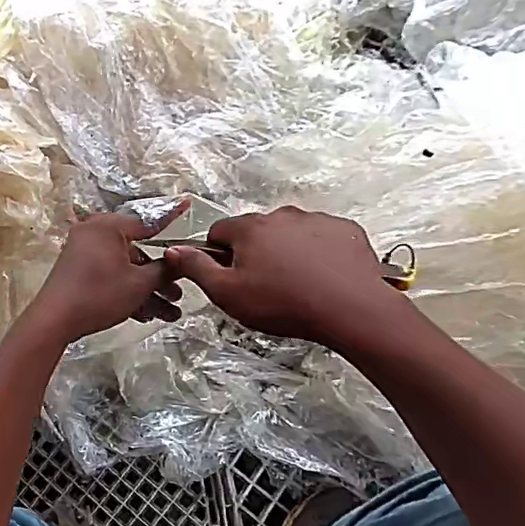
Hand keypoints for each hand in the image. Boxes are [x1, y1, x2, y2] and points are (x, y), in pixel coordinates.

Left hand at [22, 210, 184, 342]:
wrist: (54, 320)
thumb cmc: (99, 295)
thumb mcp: (139, 283)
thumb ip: (164, 269)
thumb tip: (180, 260)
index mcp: (109, 227)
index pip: (149, 221)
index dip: (172, 217)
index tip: (187, 203)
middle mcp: (95, 233)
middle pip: (138, 252)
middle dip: (161, 277)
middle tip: (180, 292)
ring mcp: (84, 253)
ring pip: (126, 269)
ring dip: (147, 291)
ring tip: (170, 313)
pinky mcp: (78, 272)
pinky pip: (110, 276)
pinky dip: (127, 292)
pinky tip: (146, 315)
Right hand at [163, 206, 406, 350]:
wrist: (351, 309)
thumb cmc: (285, 303)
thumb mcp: (228, 293)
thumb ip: (196, 268)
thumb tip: (174, 251)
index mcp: (250, 228)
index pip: (219, 232)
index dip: (218, 255)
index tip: (228, 276)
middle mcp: (282, 216)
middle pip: (256, 231)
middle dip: (254, 253)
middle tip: (262, 286)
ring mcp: (317, 221)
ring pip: (289, 234)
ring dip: (286, 252)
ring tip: (295, 285)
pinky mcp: (345, 231)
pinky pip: (322, 238)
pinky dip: (318, 254)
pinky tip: (321, 278)